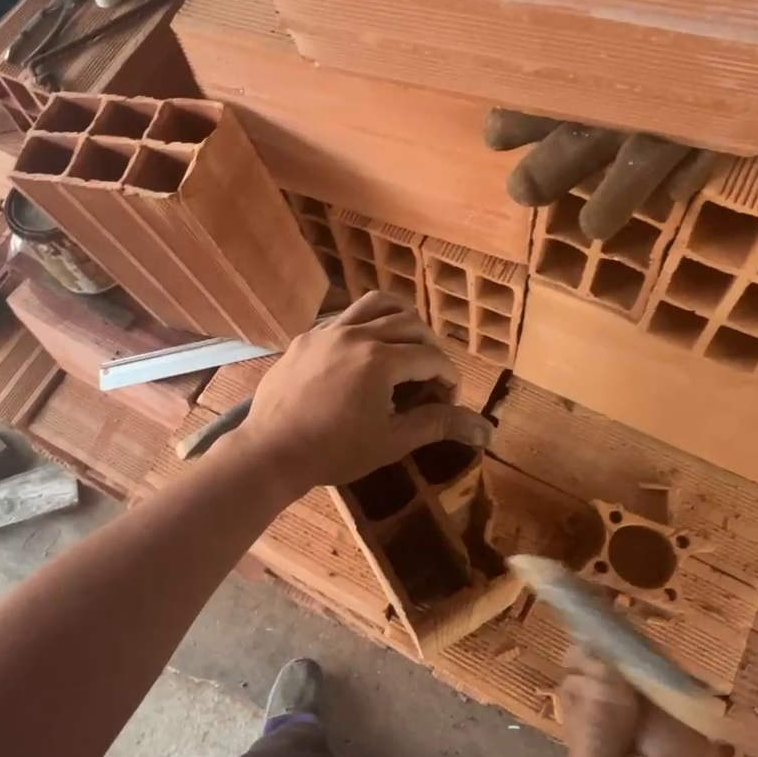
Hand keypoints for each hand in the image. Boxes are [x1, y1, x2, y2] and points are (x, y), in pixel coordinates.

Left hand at [229, 292, 491, 490]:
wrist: (271, 451)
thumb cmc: (334, 451)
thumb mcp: (391, 441)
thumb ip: (438, 424)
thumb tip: (486, 430)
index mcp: (381, 360)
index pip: (432, 357)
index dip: (448, 377)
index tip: (447, 400)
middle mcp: (357, 334)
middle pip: (410, 323)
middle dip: (429, 347)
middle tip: (431, 376)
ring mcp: (328, 331)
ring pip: (376, 305)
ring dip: (400, 319)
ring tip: (407, 343)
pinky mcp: (306, 337)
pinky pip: (345, 316)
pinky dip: (366, 324)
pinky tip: (364, 349)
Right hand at [557, 648, 714, 756]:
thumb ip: (599, 722)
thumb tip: (599, 657)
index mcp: (675, 732)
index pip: (642, 656)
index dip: (603, 639)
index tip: (566, 639)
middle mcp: (688, 728)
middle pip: (639, 668)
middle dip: (597, 671)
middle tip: (565, 698)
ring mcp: (683, 743)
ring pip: (634, 689)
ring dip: (599, 694)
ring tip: (575, 727)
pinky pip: (637, 714)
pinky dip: (608, 717)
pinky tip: (589, 742)